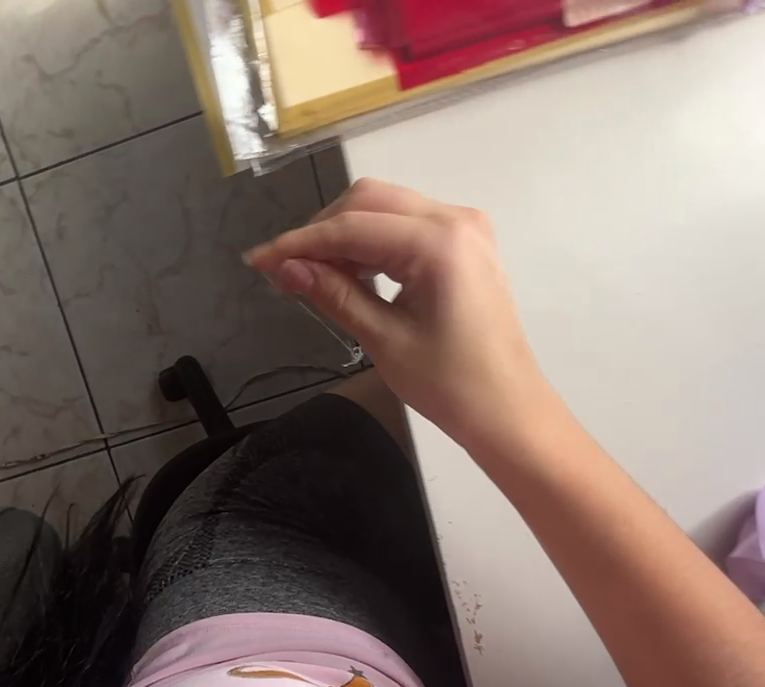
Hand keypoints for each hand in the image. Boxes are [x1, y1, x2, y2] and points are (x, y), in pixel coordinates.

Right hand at [244, 179, 550, 442]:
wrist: (505, 408)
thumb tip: (285, 269)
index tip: (259, 261)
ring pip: (385, 209)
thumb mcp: (383, 339)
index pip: (352, 227)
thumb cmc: (449, 384)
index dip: (299, 242)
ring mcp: (464, 228)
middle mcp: (455, 219)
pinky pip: (405, 227)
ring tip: (312, 277)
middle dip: (320, 232)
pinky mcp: (464, 245)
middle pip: (368, 201)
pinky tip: (349, 274)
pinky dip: (370, 244)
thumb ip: (334, 295)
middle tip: (284, 271)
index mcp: (439, 243)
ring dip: (343, 236)